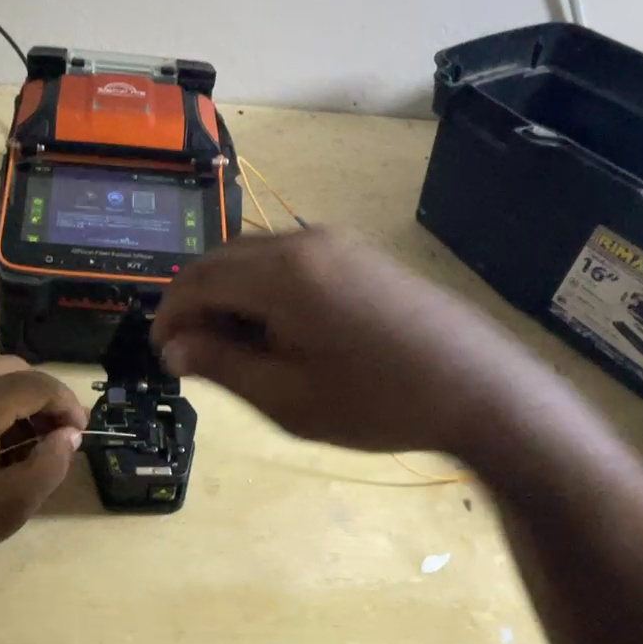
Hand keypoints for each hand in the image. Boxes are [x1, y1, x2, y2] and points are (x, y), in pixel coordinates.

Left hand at [0, 355, 85, 618]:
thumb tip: (69, 436)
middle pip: (11, 369)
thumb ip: (49, 465)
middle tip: (57, 433)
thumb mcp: (10, 506)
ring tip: (31, 443)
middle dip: (42, 395)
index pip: (37, 384)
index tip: (80, 433)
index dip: (67, 404)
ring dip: (16, 399)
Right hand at [151, 229, 564, 455]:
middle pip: (222, 259)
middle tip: (197, 357)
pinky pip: (289, 261)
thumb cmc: (377, 402)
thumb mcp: (288, 397)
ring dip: (230, 296)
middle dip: (197, 304)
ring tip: (238, 350)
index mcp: (281, 272)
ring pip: (254, 257)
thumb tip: (173, 348)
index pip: (196, 279)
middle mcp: (303, 241)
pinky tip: (279, 331)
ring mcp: (335, 243)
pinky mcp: (358, 254)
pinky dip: (264, 289)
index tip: (162, 355)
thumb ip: (221, 365)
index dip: (169, 315)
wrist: (480, 388)